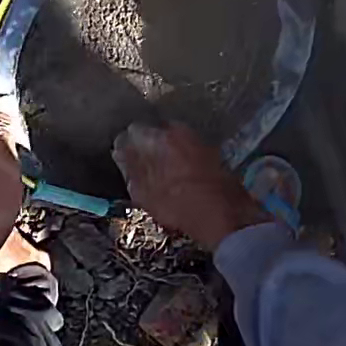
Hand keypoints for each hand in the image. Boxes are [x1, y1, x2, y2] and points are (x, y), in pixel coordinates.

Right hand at [112, 122, 269, 250]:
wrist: (225, 215)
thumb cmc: (179, 205)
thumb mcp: (145, 192)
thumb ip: (130, 168)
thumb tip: (120, 152)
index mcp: (159, 136)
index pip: (134, 130)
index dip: (127, 146)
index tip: (125, 160)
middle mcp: (180, 131)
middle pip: (156, 133)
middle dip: (148, 146)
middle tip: (143, 169)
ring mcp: (199, 140)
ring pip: (174, 141)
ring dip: (166, 153)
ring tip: (161, 176)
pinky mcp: (213, 153)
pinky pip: (189, 151)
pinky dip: (182, 160)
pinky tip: (180, 178)